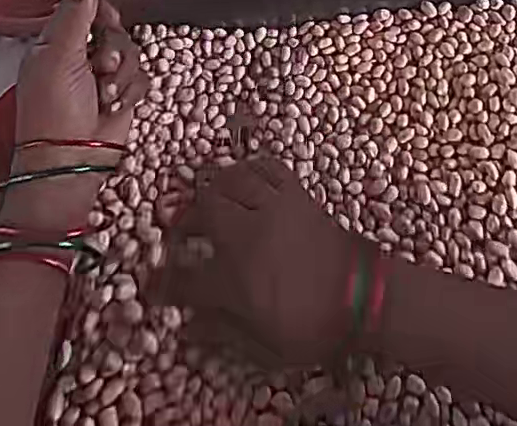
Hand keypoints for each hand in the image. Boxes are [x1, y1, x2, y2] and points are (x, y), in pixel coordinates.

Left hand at [1, 0, 142, 230]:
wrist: (73, 160)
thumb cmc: (55, 110)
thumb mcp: (59, 57)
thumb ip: (74, 18)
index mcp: (57, 43)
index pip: (86, 10)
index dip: (100, 14)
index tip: (105, 23)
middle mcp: (81, 55)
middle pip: (114, 29)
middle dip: (114, 48)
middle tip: (103, 66)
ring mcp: (104, 75)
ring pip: (132, 51)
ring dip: (123, 73)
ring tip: (107, 93)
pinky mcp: (124, 92)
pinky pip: (141, 75)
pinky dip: (131, 90)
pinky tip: (116, 104)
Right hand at [159, 157, 355, 365]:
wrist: (362, 295)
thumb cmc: (314, 326)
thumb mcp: (266, 347)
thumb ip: (223, 332)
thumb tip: (188, 326)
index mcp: (238, 279)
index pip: (188, 279)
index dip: (165, 282)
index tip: (153, 283)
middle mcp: (249, 235)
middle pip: (204, 210)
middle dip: (185, 219)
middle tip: (181, 230)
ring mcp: (273, 207)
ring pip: (232, 180)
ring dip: (216, 189)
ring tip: (209, 201)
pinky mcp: (294, 193)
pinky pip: (266, 168)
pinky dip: (252, 170)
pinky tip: (246, 180)